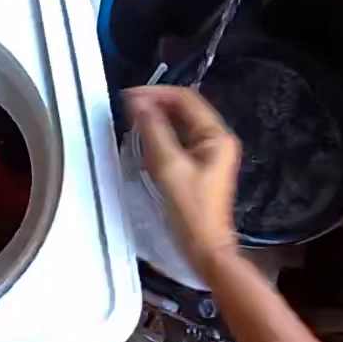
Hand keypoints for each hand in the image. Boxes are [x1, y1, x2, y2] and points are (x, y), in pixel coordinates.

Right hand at [124, 85, 240, 272]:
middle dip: (154, 105)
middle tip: (126, 107)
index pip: (185, 99)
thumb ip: (153, 132)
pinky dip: (158, 136)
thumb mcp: (168, 168)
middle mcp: (215, 140)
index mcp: (216, 136)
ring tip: (131, 121)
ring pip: (178, 124)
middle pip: (183, 109)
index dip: (156, 93)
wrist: (204, 248)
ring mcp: (207, 153)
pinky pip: (176, 141)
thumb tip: (138, 104)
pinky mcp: (197, 166)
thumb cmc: (190, 212)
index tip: (128, 97)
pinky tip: (142, 142)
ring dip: (155, 120)